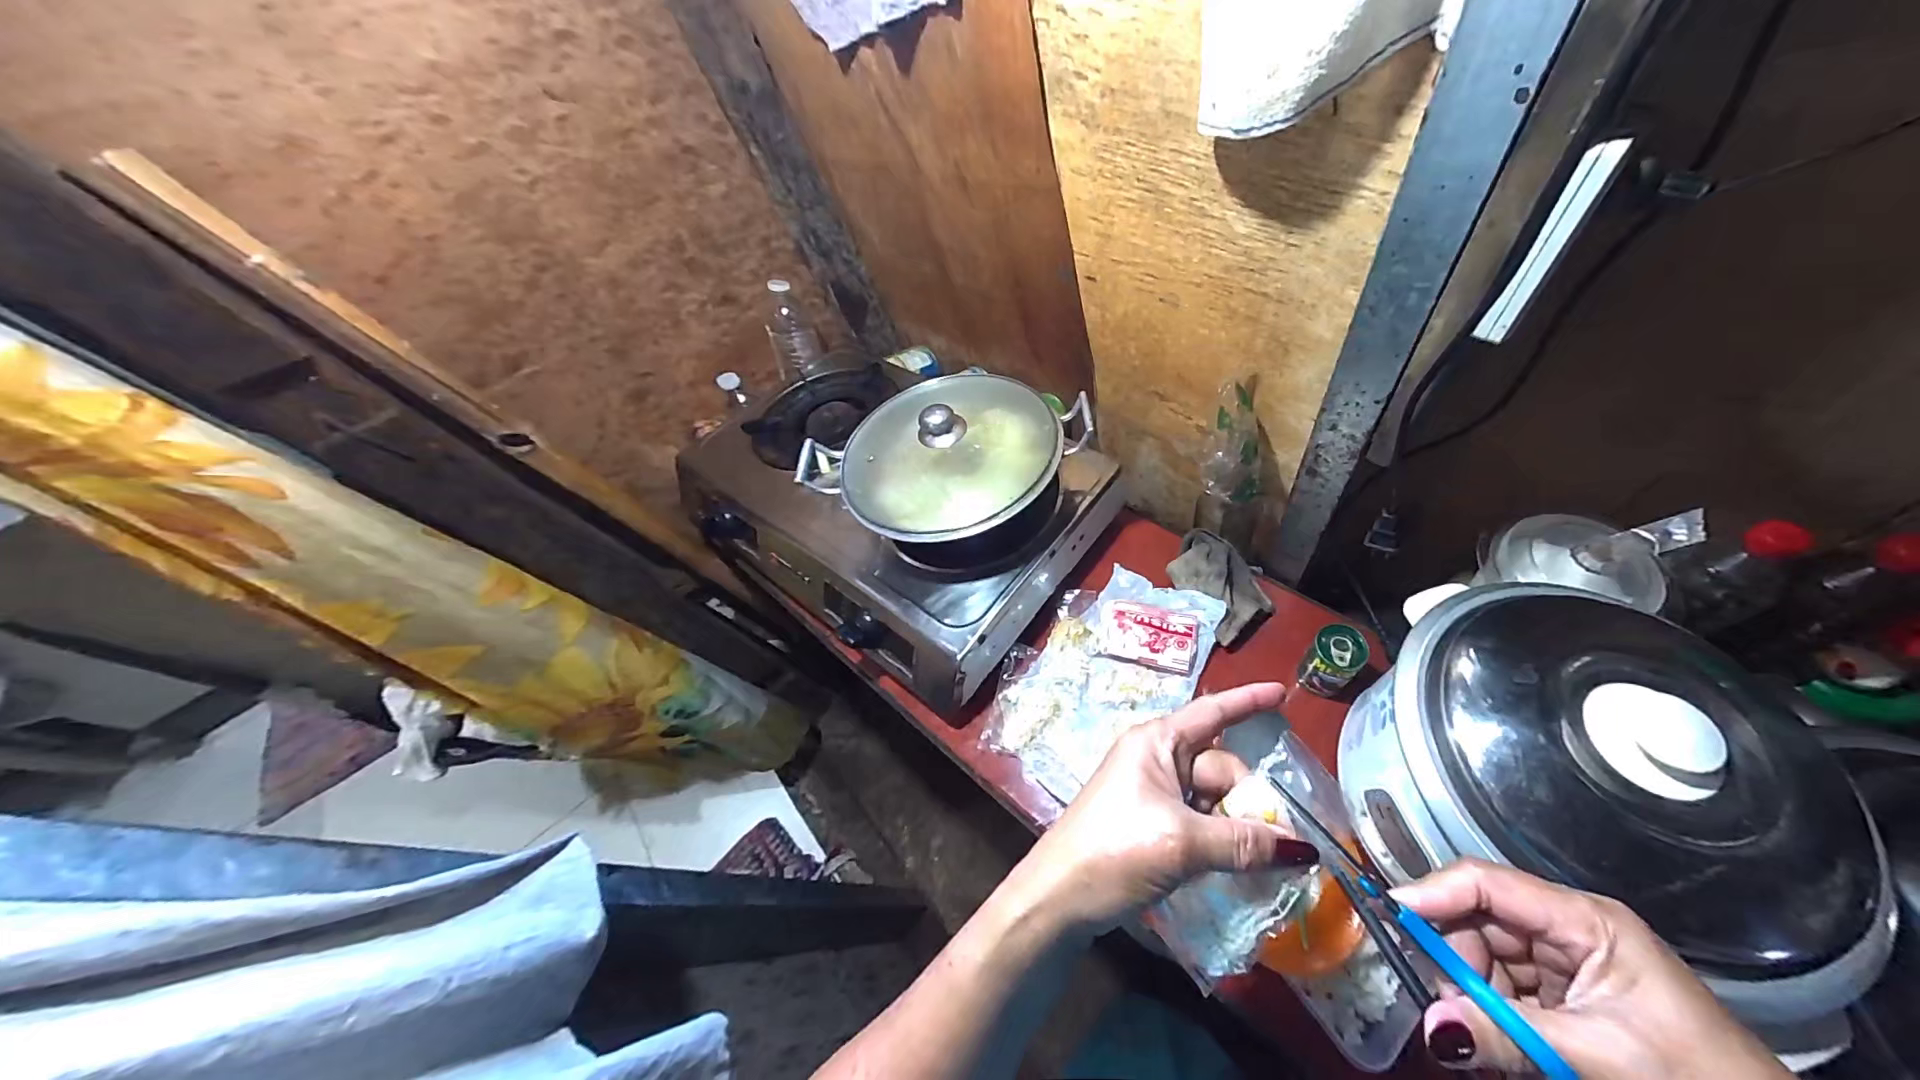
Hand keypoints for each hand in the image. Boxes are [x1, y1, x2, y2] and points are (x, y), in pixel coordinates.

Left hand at [1002, 682, 1319, 936]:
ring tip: (1267, 861)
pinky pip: (1202, 822)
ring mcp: (1153, 793)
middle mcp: (1156, 759)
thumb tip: (1302, 848)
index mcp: (1156, 743)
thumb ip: (1243, 842)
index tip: (1283, 692)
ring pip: (1214, 798)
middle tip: (1281, 841)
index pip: (1211, 713)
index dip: (1247, 702)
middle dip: (1252, 796)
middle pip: (1221, 767)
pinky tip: (1244, 867)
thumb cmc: (1114, 851)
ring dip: (1241, 824)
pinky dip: (1225, 839)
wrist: (1060, 896)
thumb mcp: (1182, 843)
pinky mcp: (1153, 825)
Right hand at [1392, 859, 1789, 1078]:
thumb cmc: (1698, 1079)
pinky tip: (1498, 1036)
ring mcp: (1562, 958)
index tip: (1387, 915)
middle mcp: (1565, 927)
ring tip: (1484, 1033)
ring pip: (1480, 951)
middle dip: (1452, 956)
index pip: (1485, 882)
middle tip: (1448, 1003)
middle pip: (1475, 916)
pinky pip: (1498, 982)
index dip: (1431, 892)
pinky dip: (1486, 1007)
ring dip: (1468, 988)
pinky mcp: (1560, 989)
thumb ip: (1508, 1037)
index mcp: (1583, 920)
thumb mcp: (1600, 1057)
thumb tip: (1432, 1027)